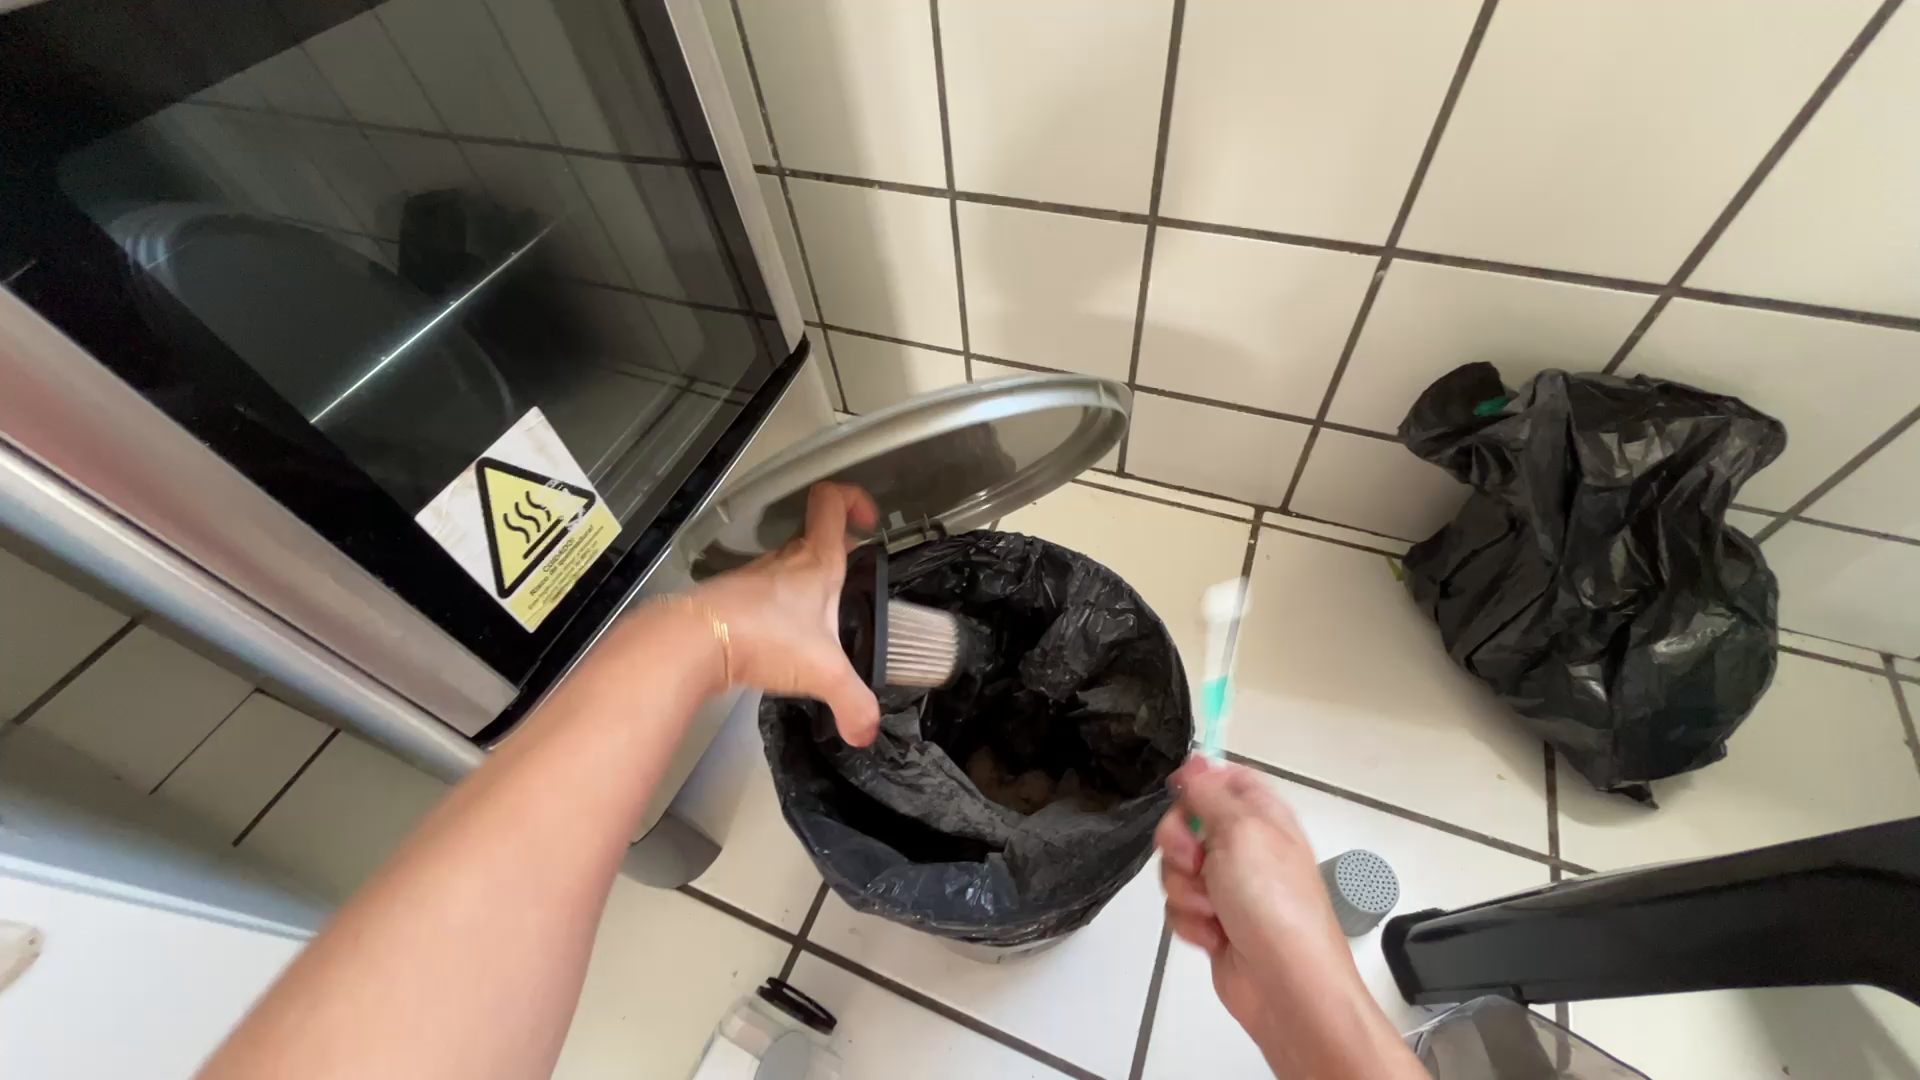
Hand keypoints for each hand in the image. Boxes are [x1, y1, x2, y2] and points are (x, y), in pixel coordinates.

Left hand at [692, 481, 881, 745]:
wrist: (691, 644)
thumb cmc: (763, 637)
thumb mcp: (823, 672)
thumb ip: (853, 703)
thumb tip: (868, 733)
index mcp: (816, 562)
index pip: (832, 502)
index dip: (854, 499)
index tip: (869, 521)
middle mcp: (785, 561)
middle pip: (813, 535)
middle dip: (837, 550)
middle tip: (852, 577)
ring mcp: (754, 579)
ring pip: (787, 567)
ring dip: (806, 584)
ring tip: (820, 620)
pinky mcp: (732, 602)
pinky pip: (763, 596)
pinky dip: (778, 611)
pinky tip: (782, 642)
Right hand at [1155, 758, 1424, 1079]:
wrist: (1286, 988)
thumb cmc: (1271, 901)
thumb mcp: (1240, 831)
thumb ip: (1209, 792)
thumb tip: (1196, 761)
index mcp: (1261, 816)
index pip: (1226, 777)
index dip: (1200, 780)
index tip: (1180, 792)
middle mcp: (1244, 846)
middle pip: (1187, 820)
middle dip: (1179, 841)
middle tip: (1194, 859)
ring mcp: (1227, 885)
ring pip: (1175, 865)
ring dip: (1184, 887)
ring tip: (1211, 908)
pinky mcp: (1212, 920)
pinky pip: (1177, 903)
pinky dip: (1189, 919)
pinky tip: (1213, 935)